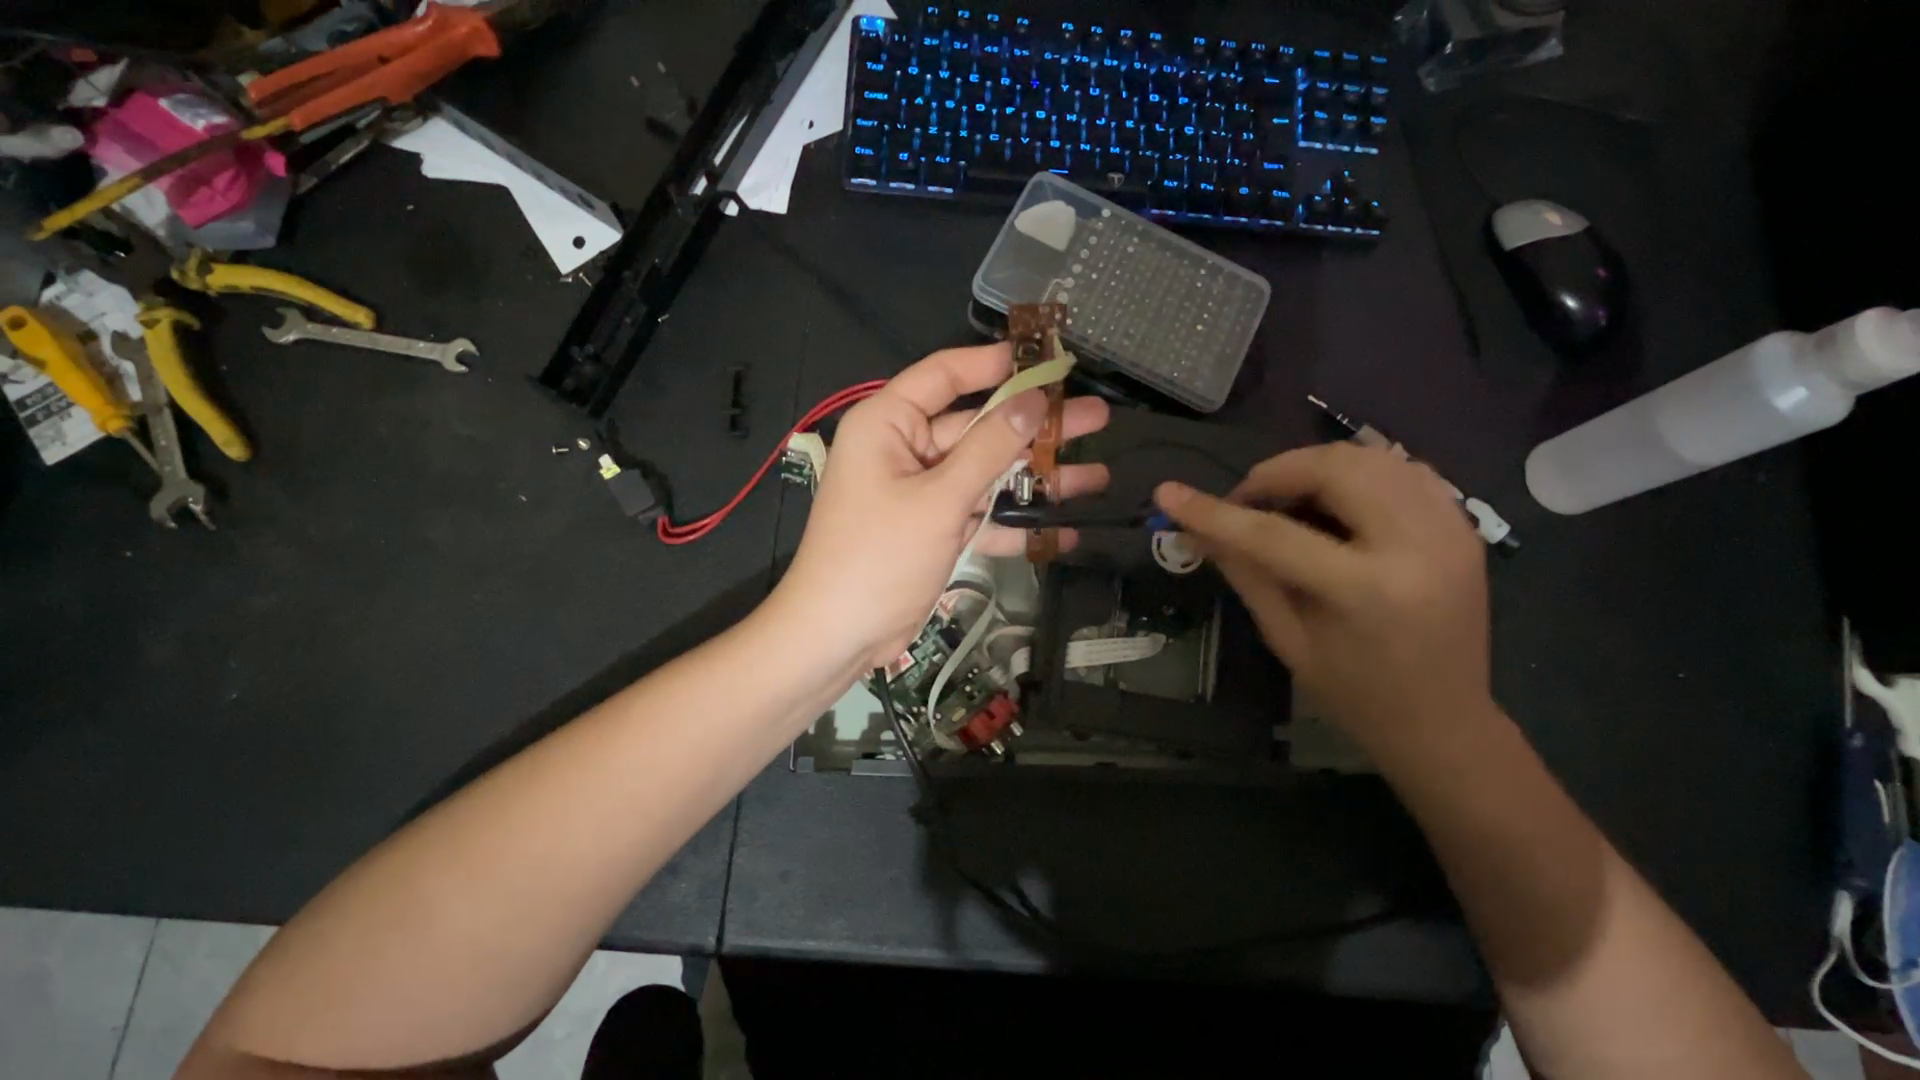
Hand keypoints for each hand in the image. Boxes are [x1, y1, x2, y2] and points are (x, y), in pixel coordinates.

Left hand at [770, 344, 1109, 670]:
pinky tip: (1064, 533)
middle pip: (978, 427)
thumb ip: (989, 448)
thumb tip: (1033, 400)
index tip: (1047, 360)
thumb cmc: (878, 556)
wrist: (838, 635)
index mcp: (889, 423)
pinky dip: (1015, 524)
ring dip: (1037, 479)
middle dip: (1036, 428)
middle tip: (1096, 418)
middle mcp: (905, 449)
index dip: (996, 364)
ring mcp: (921, 492)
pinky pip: (980, 515)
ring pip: (987, 474)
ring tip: (1098, 475)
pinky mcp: (933, 530)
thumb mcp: (939, 499)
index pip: (945, 375)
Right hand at [1153, 442, 1489, 748]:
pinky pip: (1404, 469)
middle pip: (1335, 470)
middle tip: (1245, 501)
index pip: (1276, 534)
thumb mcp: (1289, 640)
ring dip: (1317, 467)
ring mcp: (1450, 529)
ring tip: (1287, 499)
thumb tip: (1194, 529)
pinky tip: (1336, 500)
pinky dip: (1360, 472)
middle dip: (1276, 473)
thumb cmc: (1357, 696)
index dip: (1216, 512)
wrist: (1445, 723)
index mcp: (1368, 592)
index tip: (1169, 494)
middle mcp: (1418, 546)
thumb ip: (1246, 574)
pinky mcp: (1463, 525)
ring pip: (1371, 457)